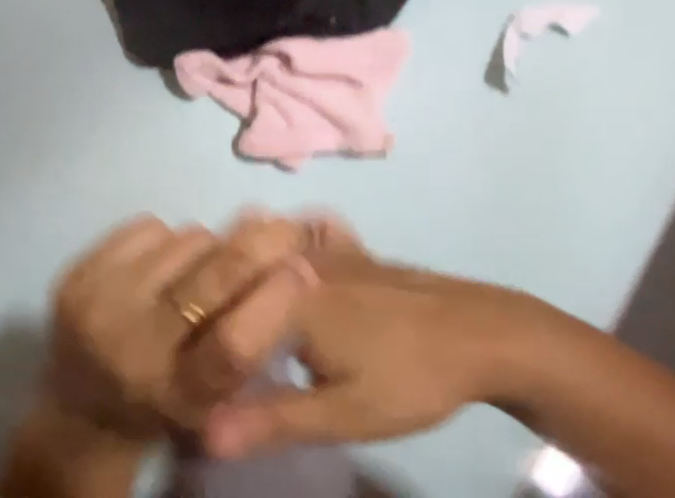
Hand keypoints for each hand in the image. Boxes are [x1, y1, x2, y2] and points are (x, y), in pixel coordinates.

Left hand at [45, 211, 315, 437]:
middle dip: (262, 242)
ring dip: (211, 245)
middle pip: (214, 274)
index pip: (234, 343)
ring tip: (206, 266)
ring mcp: (98, 307)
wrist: (82, 413)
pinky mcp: (74, 276)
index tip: (304, 267)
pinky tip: (164, 264)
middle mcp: (133, 351)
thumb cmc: (171, 402)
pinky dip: (169, 237)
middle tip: (286, 228)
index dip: (276, 298)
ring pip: (188, 240)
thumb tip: (296, 254)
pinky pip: (149, 226)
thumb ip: (256, 334)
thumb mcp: (221, 393)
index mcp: (178, 395)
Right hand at [201, 217, 545, 457]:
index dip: (195, 350)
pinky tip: (277, 288)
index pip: (215, 315)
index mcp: (289, 294)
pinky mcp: (344, 250)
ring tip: (229, 331)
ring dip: (235, 286)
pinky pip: (289, 243)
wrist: (483, 333)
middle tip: (204, 360)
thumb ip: (272, 420)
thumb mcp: (345, 414)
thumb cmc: (413, 377)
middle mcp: (297, 259)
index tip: (191, 383)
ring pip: (256, 255)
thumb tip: (201, 432)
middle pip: (229, 276)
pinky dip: (271, 259)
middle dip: (207, 312)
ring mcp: (322, 249)